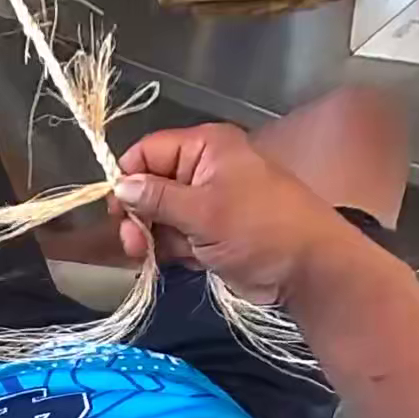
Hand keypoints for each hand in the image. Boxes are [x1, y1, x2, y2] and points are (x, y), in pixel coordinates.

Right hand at [111, 123, 354, 306]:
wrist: (302, 269)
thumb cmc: (258, 228)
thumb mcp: (203, 210)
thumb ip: (157, 198)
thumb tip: (119, 186)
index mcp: (204, 149)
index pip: (150, 152)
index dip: (128, 177)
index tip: (116, 209)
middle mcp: (200, 172)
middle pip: (149, 187)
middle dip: (136, 214)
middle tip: (132, 242)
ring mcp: (203, 206)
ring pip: (158, 218)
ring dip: (147, 238)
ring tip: (144, 256)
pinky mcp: (205, 236)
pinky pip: (172, 239)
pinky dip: (164, 252)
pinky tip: (159, 264)